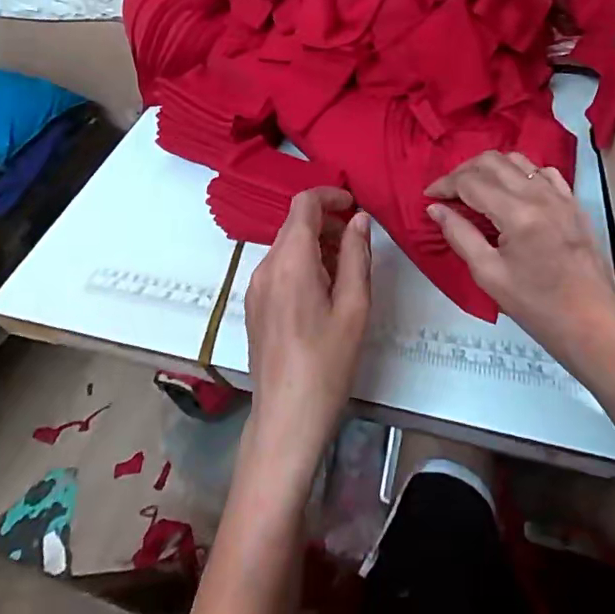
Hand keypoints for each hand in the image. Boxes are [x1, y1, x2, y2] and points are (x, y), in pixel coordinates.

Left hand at [244, 187, 371, 449]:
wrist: (287, 418)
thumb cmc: (327, 363)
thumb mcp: (354, 306)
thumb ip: (356, 256)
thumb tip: (358, 220)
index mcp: (290, 262)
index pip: (303, 204)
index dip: (331, 195)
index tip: (355, 206)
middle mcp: (265, 267)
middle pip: (295, 224)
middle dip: (328, 221)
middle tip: (359, 242)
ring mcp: (256, 287)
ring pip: (287, 245)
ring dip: (317, 243)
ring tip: (346, 270)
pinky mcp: (255, 305)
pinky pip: (279, 267)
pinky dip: (303, 263)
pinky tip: (324, 290)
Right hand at [425, 152, 614, 373]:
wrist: (592, 322)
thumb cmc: (537, 307)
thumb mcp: (489, 275)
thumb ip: (460, 235)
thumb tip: (436, 208)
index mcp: (516, 212)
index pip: (471, 181)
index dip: (444, 184)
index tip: (428, 196)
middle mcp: (539, 193)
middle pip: (492, 161)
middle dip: (463, 170)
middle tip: (447, 191)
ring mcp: (560, 195)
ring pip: (518, 160)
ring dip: (491, 167)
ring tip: (474, 188)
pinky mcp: (573, 202)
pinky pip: (543, 172)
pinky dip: (521, 173)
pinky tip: (513, 191)